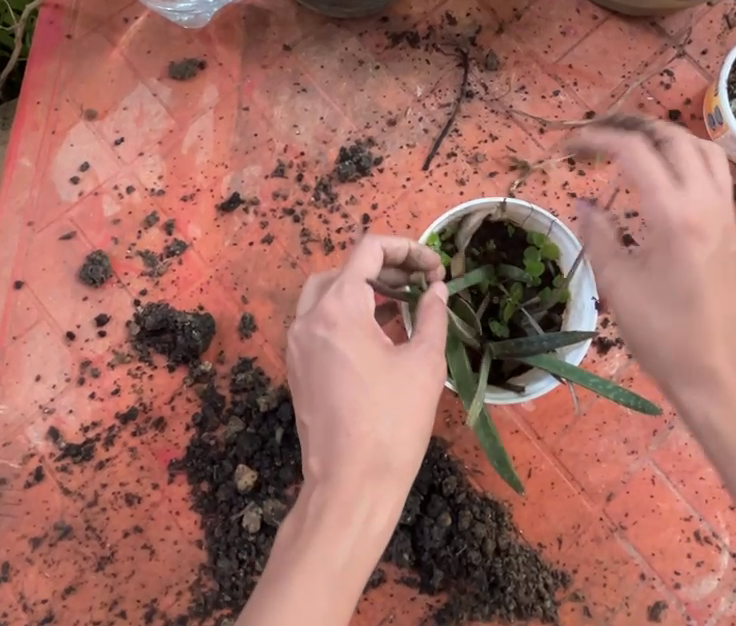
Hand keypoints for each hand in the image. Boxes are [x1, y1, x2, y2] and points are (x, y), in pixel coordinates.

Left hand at [286, 235, 448, 506]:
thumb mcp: (424, 363)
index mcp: (338, 308)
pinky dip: (348, 315)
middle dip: (386, 269)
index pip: (367, 251)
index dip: (406, 249)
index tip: (434, 266)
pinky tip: (382, 334)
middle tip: (421, 282)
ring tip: (404, 304)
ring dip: (364, 290)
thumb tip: (436, 289)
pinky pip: (321, 323)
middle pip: (344, 270)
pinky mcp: (298, 368)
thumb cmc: (392, 423)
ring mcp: (298, 345)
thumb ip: (431, 315)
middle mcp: (309, 318)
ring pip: (327, 295)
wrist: (350, 486)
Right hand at [567, 116, 735, 407]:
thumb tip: (585, 203)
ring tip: (629, 145)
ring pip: (700, 147)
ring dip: (663, 136)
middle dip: (629, 127)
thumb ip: (598, 233)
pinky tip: (662, 174)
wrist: (716, 373)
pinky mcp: (732, 225)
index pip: (633, 151)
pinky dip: (685, 156)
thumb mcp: (617, 282)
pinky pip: (714, 170)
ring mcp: (725, 211)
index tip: (567, 147)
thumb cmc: (662, 334)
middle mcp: (706, 201)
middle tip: (594, 136)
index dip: (596, 139)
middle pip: (670, 137)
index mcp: (674, 214)